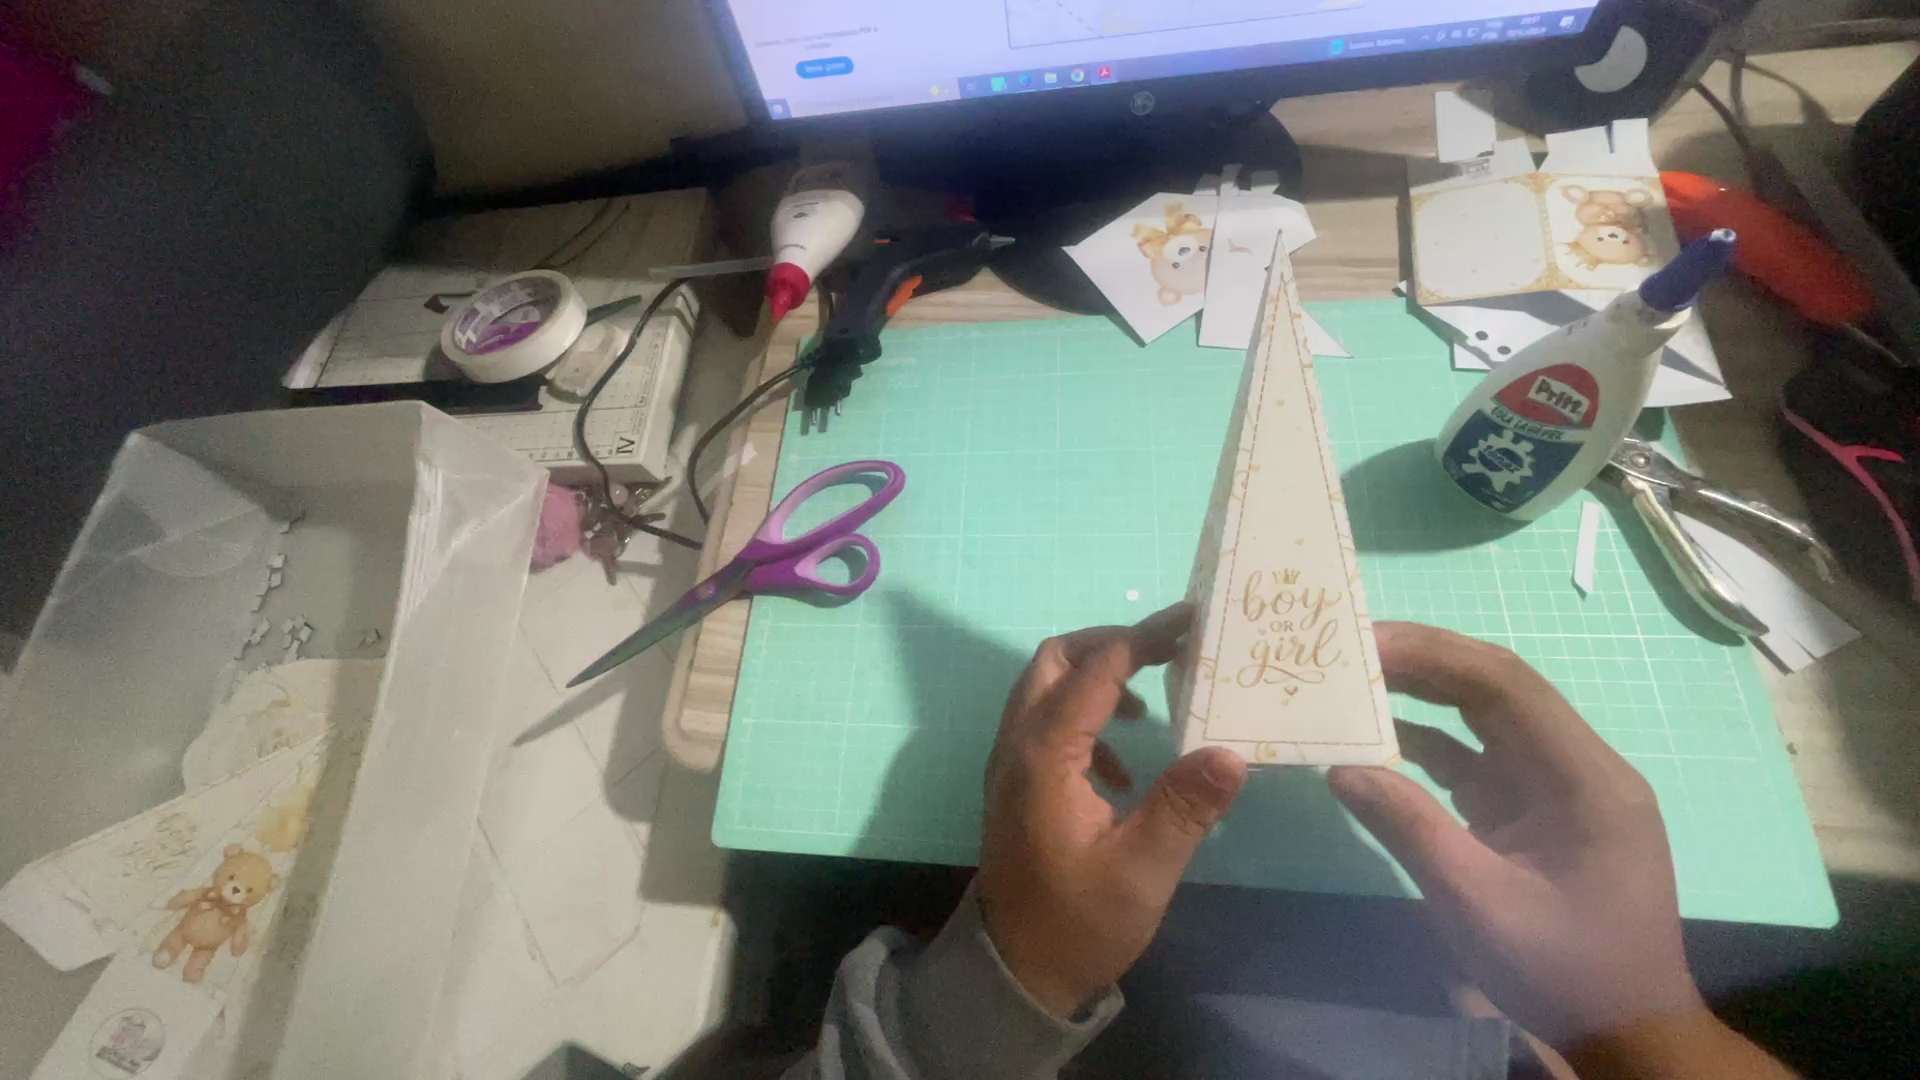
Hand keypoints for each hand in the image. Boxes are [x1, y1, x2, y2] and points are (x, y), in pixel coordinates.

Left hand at [977, 602, 1248, 1018]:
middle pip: (1054, 660)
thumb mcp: (1142, 871)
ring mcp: (1010, 761)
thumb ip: (1184, 806)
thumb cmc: (1077, 922)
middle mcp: (1017, 743)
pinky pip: (1046, 724)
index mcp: (1044, 755)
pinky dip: (1084, 721)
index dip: (1142, 638)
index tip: (1189, 622)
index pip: (1094, 670)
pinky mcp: (1017, 780)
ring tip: (1149, 708)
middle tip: (1164, 652)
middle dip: (1108, 645)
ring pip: (1045, 688)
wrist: (1014, 970)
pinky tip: (1123, 769)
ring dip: (1094, 681)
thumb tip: (1230, 751)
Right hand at [1327, 622, 1705, 1048]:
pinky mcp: (1526, 802)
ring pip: (1479, 711)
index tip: (1365, 644)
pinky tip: (1373, 734)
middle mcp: (1575, 765)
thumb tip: (1339, 767)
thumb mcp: (1474, 901)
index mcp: (1584, 779)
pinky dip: (1420, 734)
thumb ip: (1407, 824)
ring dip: (1417, 689)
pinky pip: (1468, 750)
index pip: (1505, 685)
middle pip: (1493, 686)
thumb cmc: (1560, 969)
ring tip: (1353, 678)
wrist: (1623, 1033)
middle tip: (1347, 648)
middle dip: (1420, 659)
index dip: (1433, 653)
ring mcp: (1551, 782)